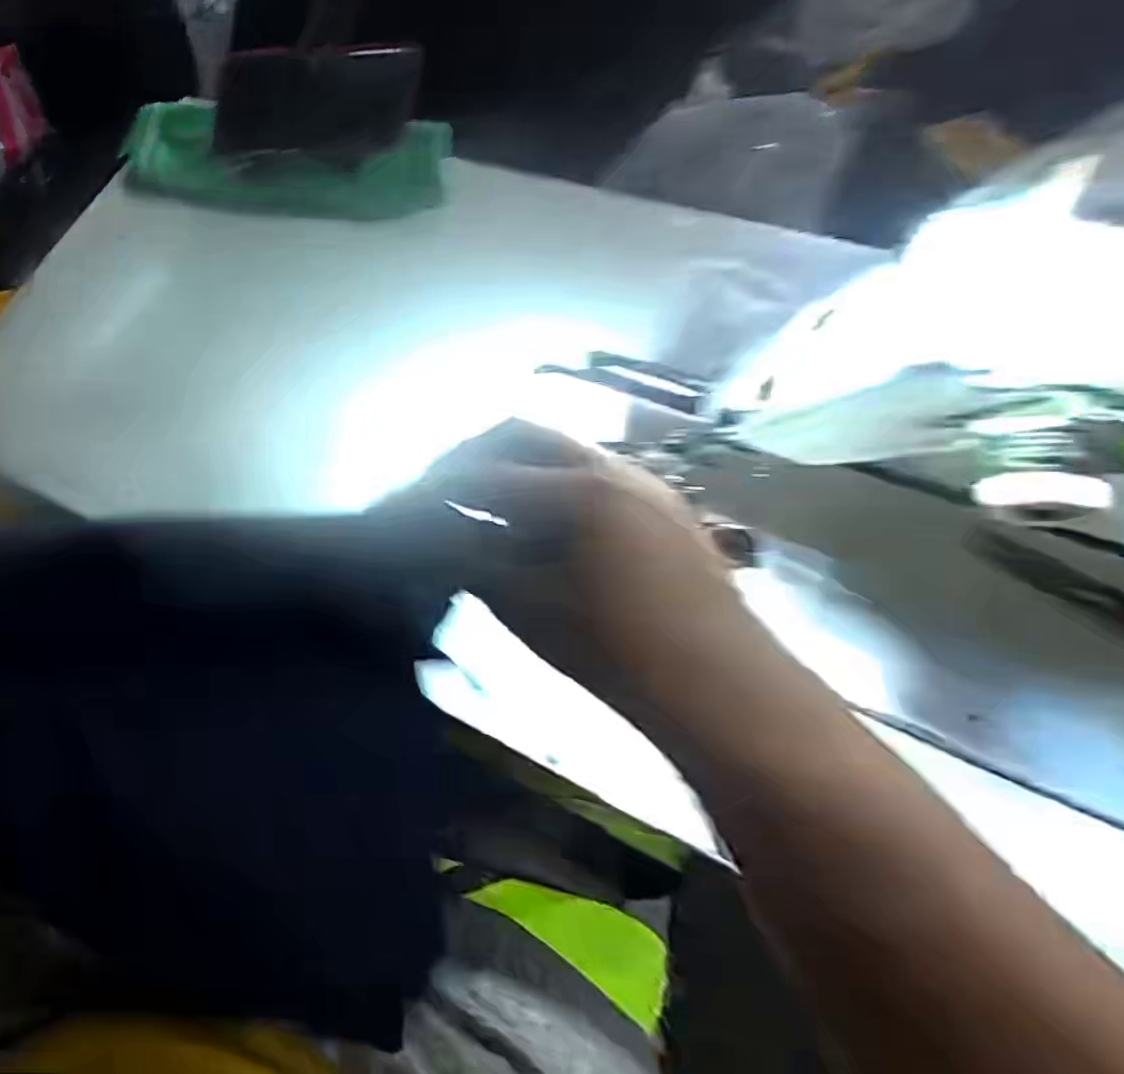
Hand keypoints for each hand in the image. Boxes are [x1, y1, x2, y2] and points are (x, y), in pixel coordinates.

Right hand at [411, 423, 776, 731]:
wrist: (721, 689)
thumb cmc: (614, 651)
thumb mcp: (522, 606)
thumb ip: (467, 559)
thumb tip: (427, 535)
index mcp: (577, 491)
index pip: (479, 476)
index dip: (431, 491)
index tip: (401, 508)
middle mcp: (614, 468)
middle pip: (518, 433)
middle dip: (467, 457)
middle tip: (434, 491)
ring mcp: (644, 482)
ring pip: (557, 451)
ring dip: (508, 470)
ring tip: (478, 511)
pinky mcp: (661, 506)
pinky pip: (588, 475)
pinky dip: (546, 488)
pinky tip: (531, 529)